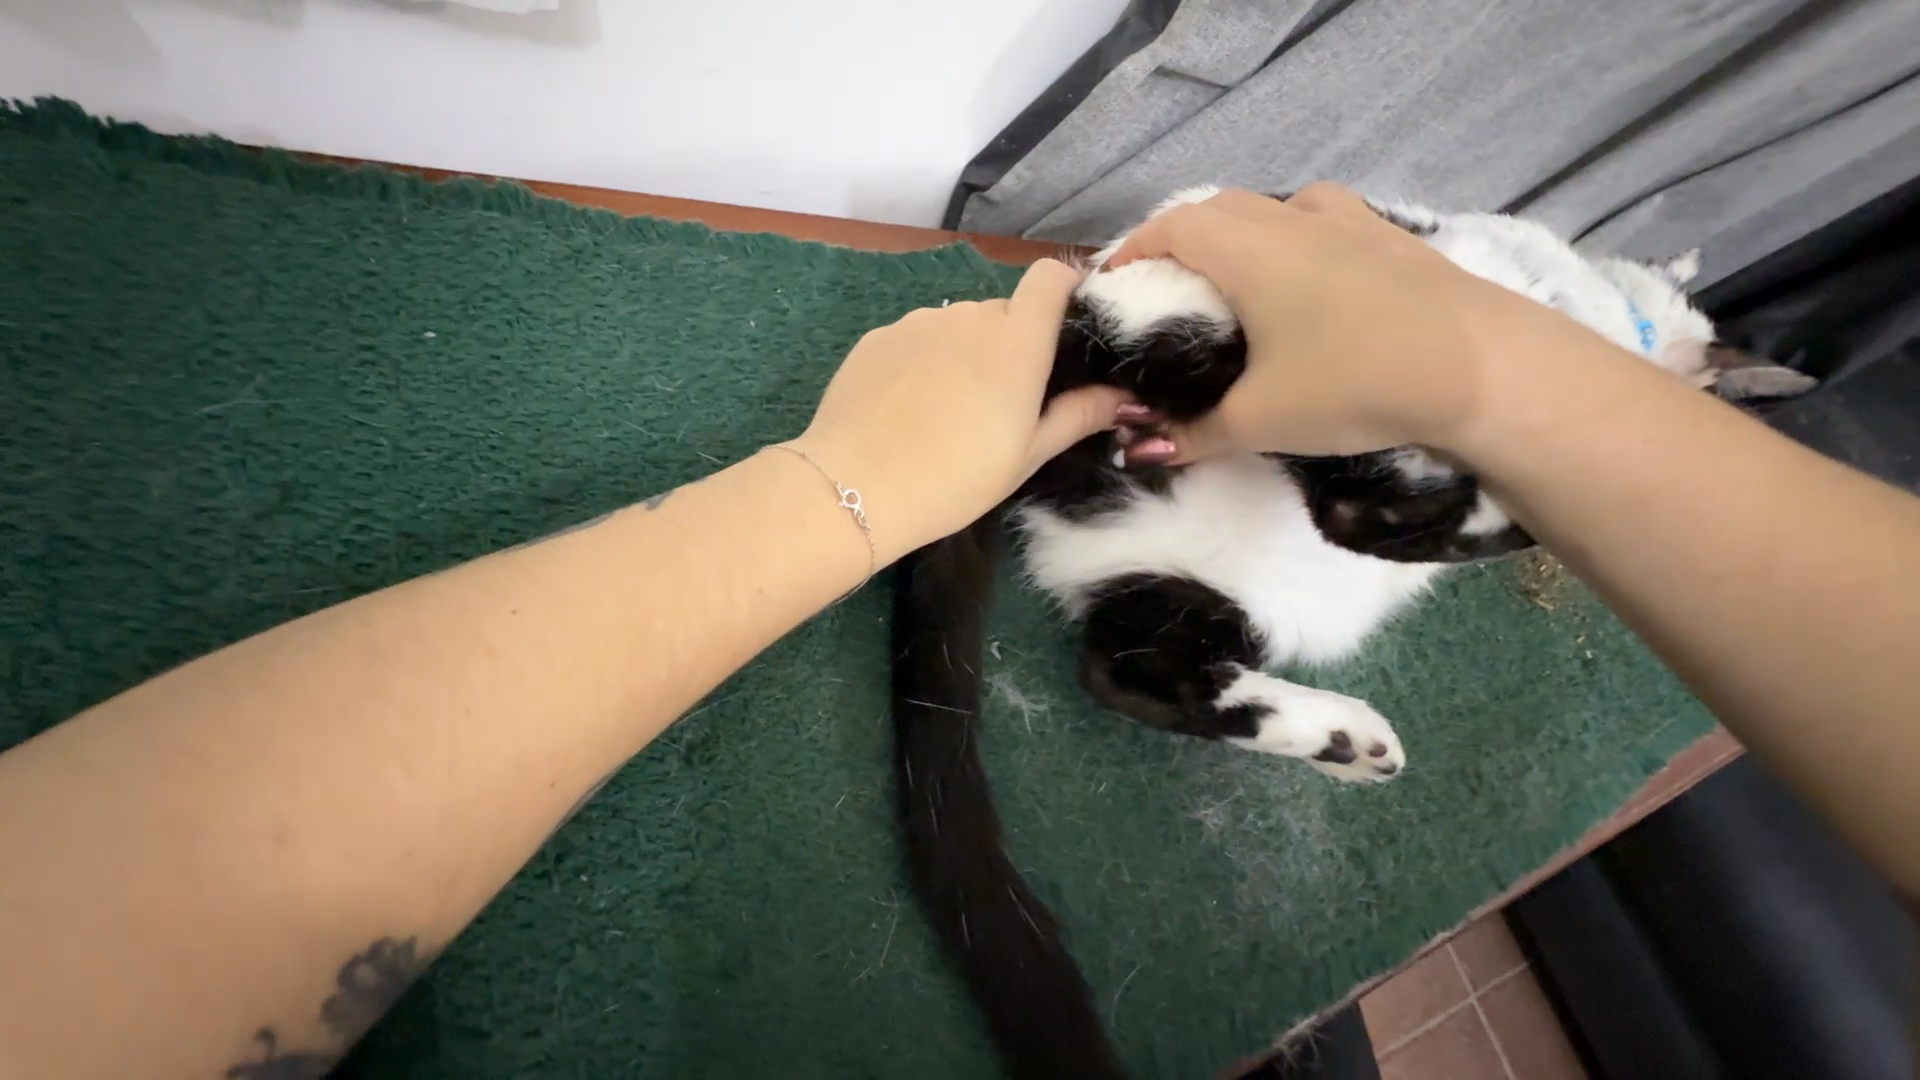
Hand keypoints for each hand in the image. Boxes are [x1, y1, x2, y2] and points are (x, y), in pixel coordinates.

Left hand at [787, 259, 1131, 563]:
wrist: (857, 487)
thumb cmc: (956, 478)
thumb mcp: (1027, 456)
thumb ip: (1077, 416)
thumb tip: (1122, 396)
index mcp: (1017, 339)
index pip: (1051, 277)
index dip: (1063, 291)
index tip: (1063, 329)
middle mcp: (969, 314)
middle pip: (1003, 312)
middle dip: (1009, 346)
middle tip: (998, 405)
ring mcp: (918, 322)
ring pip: (956, 326)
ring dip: (963, 354)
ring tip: (945, 413)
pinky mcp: (877, 337)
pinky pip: (915, 339)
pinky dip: (922, 362)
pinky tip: (905, 410)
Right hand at [1106, 184, 1571, 460]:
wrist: (1484, 370)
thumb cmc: (1353, 383)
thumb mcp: (1258, 421)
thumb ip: (1189, 435)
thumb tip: (1137, 452)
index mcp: (1250, 251)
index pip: (1172, 227)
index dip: (1133, 249)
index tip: (1114, 284)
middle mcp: (1294, 220)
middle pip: (1219, 209)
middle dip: (1180, 240)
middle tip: (1165, 288)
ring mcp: (1351, 222)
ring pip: (1274, 208)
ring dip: (1240, 232)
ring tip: (1232, 278)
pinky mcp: (1392, 239)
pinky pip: (1322, 220)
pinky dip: (1292, 237)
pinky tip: (1305, 278)